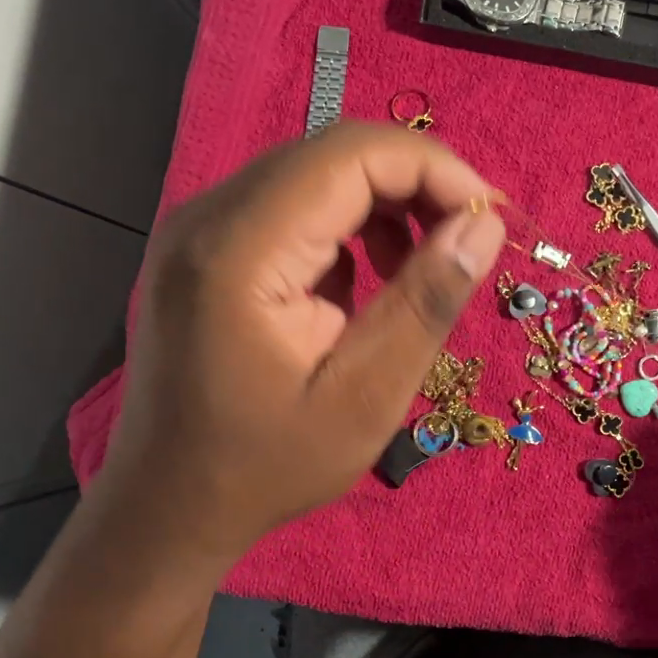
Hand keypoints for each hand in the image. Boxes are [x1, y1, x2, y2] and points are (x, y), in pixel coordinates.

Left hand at [94, 122, 505, 555]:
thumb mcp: (365, 399)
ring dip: (385, 205)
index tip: (489, 221)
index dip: (434, 170)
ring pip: (316, 172)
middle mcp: (208, 216)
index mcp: (239, 251)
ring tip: (418, 271)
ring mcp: (200, 226)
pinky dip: (348, 226)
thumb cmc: (265, 466)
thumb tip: (485, 226)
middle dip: (416, 185)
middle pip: (333, 153)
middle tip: (468, 242)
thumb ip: (426, 305)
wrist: (168, 505)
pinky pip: (293, 203)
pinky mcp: (206, 243)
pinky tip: (362, 286)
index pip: (351, 156)